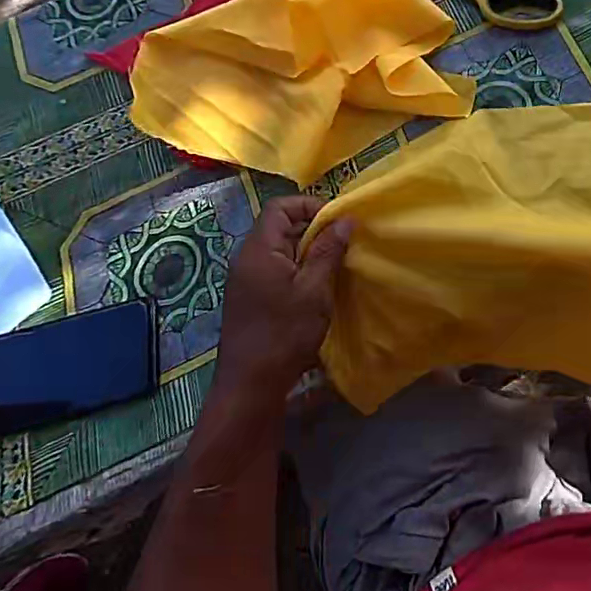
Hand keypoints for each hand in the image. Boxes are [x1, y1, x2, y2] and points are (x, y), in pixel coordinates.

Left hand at [216, 196, 351, 395]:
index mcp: (258, 250)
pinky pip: (276, 269)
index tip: (339, 221)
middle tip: (344, 244)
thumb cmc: (284, 333)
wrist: (251, 383)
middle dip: (313, 229)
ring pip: (280, 250)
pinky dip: (298, 269)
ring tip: (335, 265)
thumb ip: (328, 251)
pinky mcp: (251, 298)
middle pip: (280, 227)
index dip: (310, 206)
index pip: (280, 208)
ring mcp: (246, 279)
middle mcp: (247, 259)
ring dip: (308, 252)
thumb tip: (344, 220)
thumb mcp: (314, 290)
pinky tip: (317, 288)